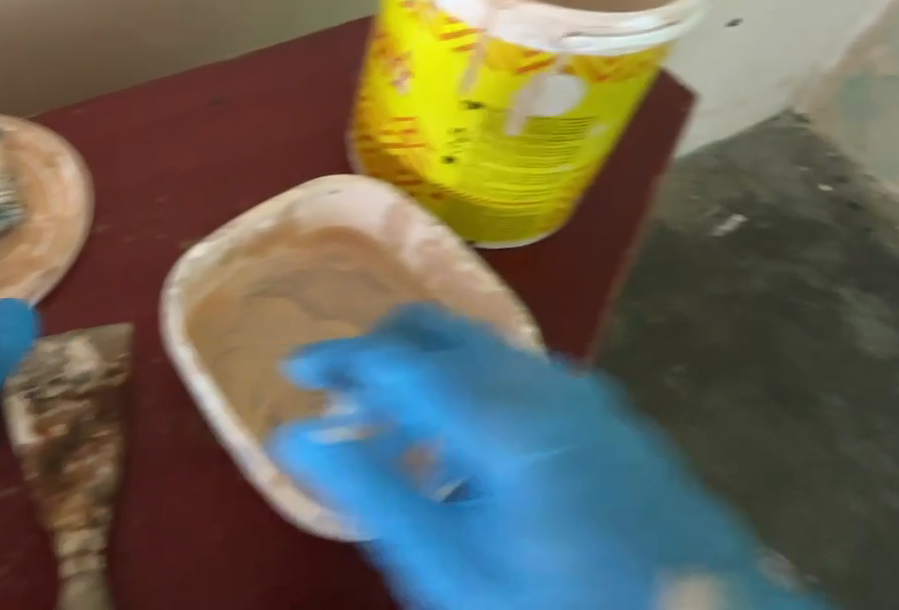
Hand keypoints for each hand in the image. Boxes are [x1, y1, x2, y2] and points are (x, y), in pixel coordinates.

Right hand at [272, 304, 825, 609]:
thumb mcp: (452, 570)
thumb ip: (370, 490)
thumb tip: (296, 435)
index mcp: (494, 411)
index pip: (392, 357)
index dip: (337, 358)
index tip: (294, 371)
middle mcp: (534, 378)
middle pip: (433, 329)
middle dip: (378, 352)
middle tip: (342, 398)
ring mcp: (576, 390)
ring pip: (475, 349)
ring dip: (423, 373)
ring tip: (399, 438)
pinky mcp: (603, 411)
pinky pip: (513, 374)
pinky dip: (468, 389)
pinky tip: (469, 457)